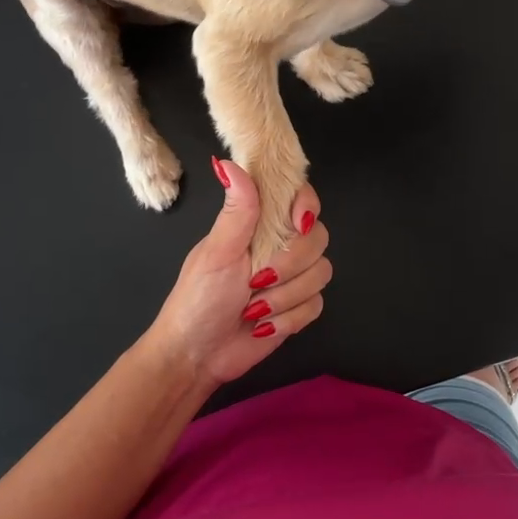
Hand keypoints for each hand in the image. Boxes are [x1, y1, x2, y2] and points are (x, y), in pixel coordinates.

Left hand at [140, 158, 332, 385]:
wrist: (196, 356)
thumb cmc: (198, 298)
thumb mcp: (217, 252)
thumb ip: (237, 210)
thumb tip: (226, 162)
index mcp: (258, 224)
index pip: (299, 198)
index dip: (306, 206)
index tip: (298, 223)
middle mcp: (279, 246)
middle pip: (318, 238)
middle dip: (290, 265)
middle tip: (257, 281)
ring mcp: (291, 278)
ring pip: (321, 273)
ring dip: (285, 297)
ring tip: (253, 309)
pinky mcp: (297, 308)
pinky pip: (316, 305)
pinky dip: (289, 318)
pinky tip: (264, 326)